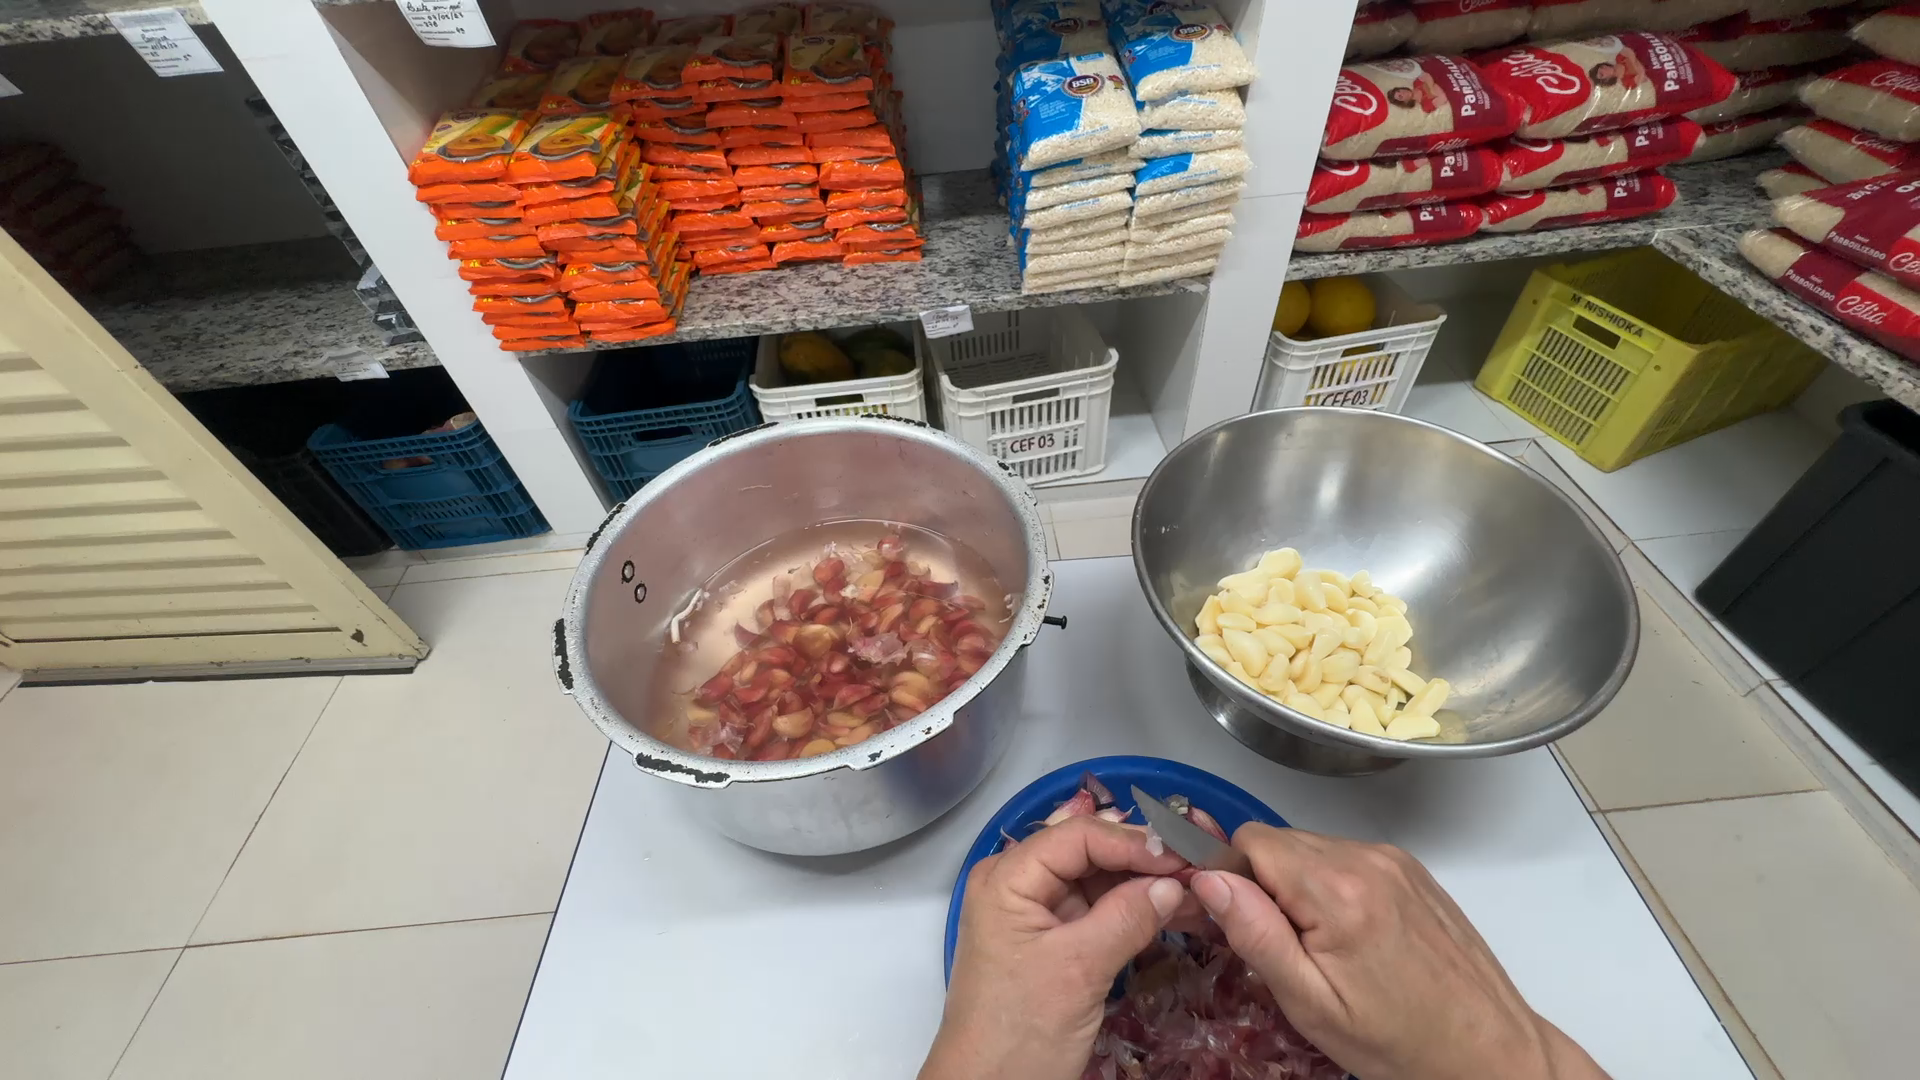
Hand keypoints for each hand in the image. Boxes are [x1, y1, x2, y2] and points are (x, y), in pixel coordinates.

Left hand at [921, 815, 1190, 1079]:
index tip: (1181, 856)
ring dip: (1140, 885)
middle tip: (1195, 870)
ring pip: (1094, 879)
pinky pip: (1093, 909)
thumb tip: (1174, 884)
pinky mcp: (1048, 937)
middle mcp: (1017, 880)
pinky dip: (1129, 910)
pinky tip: (1167, 911)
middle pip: (1086, 853)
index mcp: (1008, 875)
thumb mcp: (1078, 970)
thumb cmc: (1022, 1029)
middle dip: (1140, 861)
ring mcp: (1032, 909)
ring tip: (1192, 889)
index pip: (1077, 837)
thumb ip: (1126, 919)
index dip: (1131, 842)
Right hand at [1190, 826, 1608, 1079]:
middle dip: (1263, 880)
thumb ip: (1255, 934)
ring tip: (1321, 938)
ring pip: (1306, 844)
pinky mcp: (1407, 863)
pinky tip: (1351, 927)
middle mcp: (1363, 858)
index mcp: (1335, 891)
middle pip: (1276, 840)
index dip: (1232, 875)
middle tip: (1283, 940)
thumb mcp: (1311, 1005)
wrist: (1494, 1055)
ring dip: (1295, 879)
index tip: (1244, 921)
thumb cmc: (1395, 1043)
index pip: (1249, 841)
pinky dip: (1329, 879)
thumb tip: (1207, 878)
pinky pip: (1340, 852)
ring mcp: (1389, 856)